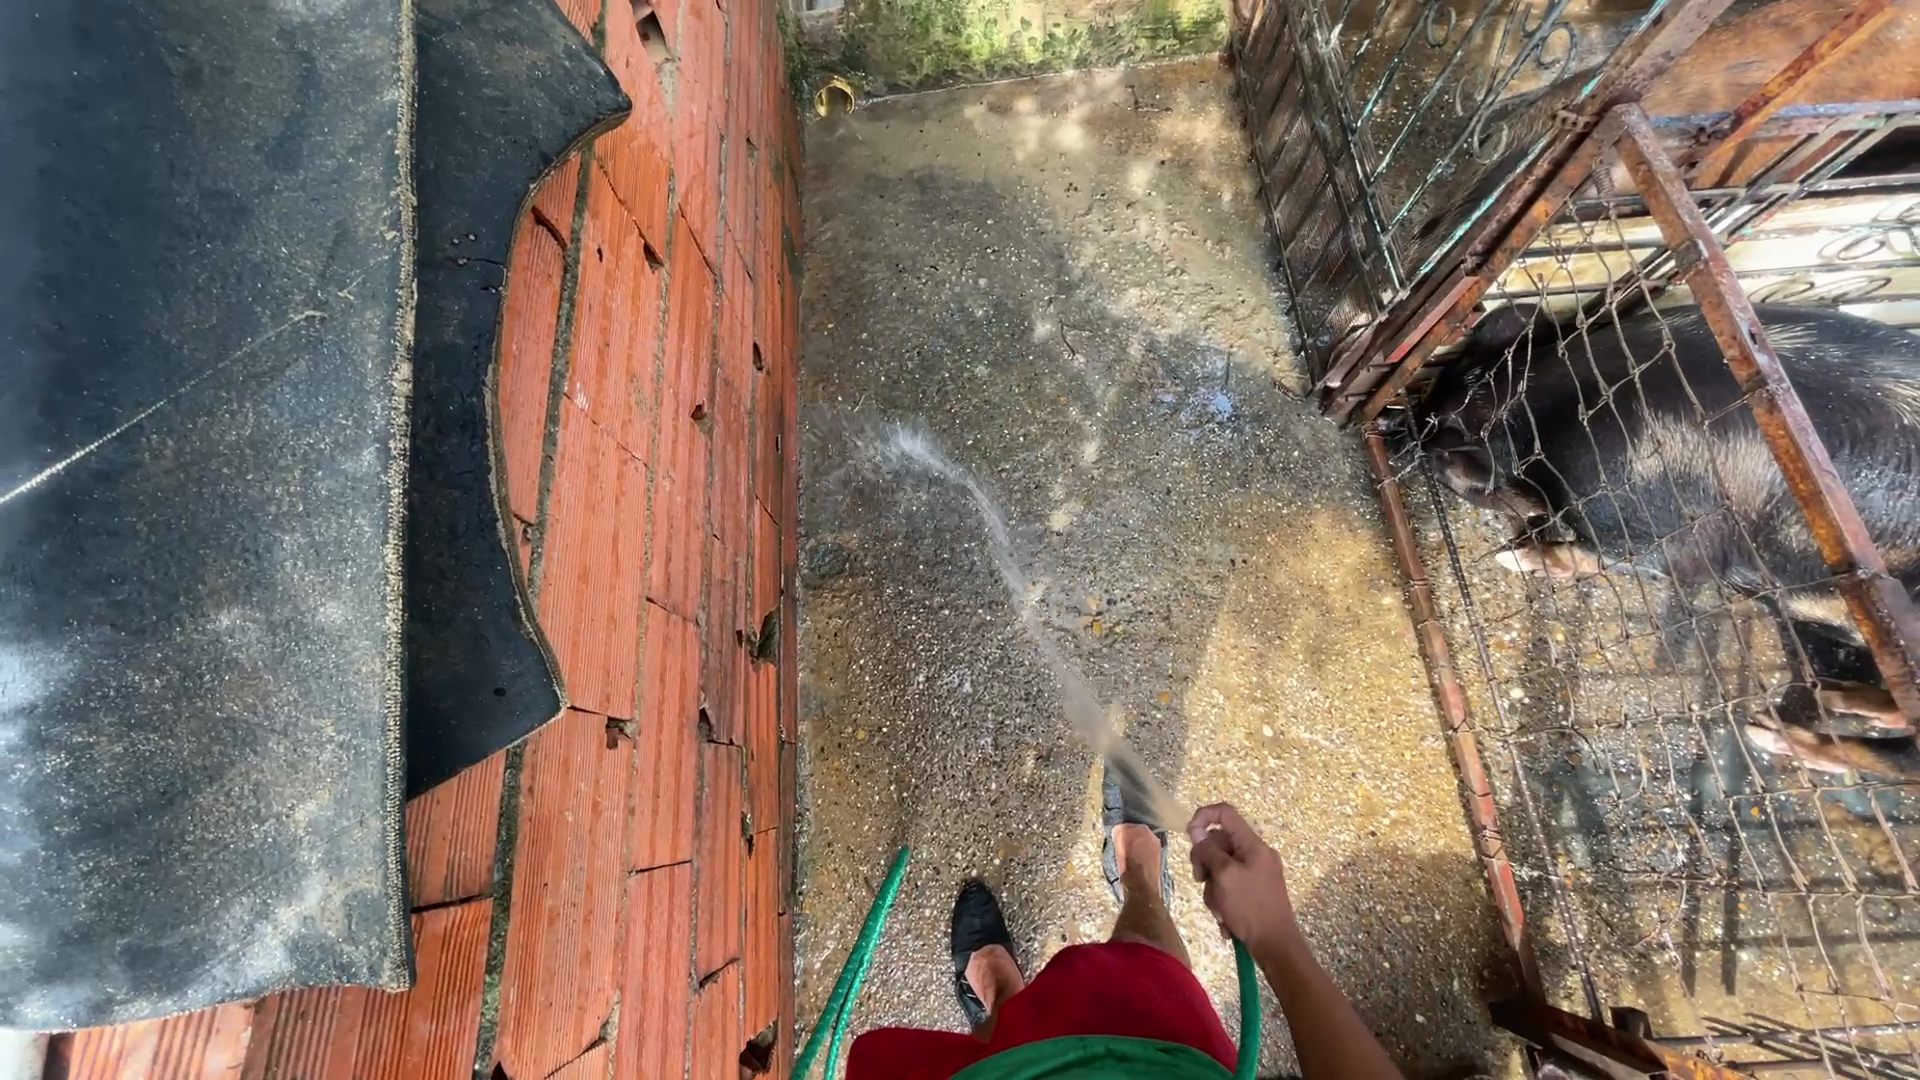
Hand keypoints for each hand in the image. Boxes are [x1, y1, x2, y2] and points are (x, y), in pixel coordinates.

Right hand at [1187, 802, 1299, 954]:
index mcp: (1253, 845)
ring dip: (1213, 888)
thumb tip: (1197, 833)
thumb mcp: (1224, 876)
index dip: (1203, 817)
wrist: (1276, 948)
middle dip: (1205, 863)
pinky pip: (1228, 884)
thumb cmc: (1251, 908)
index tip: (1190, 835)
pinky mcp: (1253, 890)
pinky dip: (1222, 899)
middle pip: (1218, 843)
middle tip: (1201, 880)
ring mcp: (1255, 873)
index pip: (1225, 813)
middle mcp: (1255, 854)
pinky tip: (1226, 918)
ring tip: (1219, 909)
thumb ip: (1208, 850)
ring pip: (1219, 867)